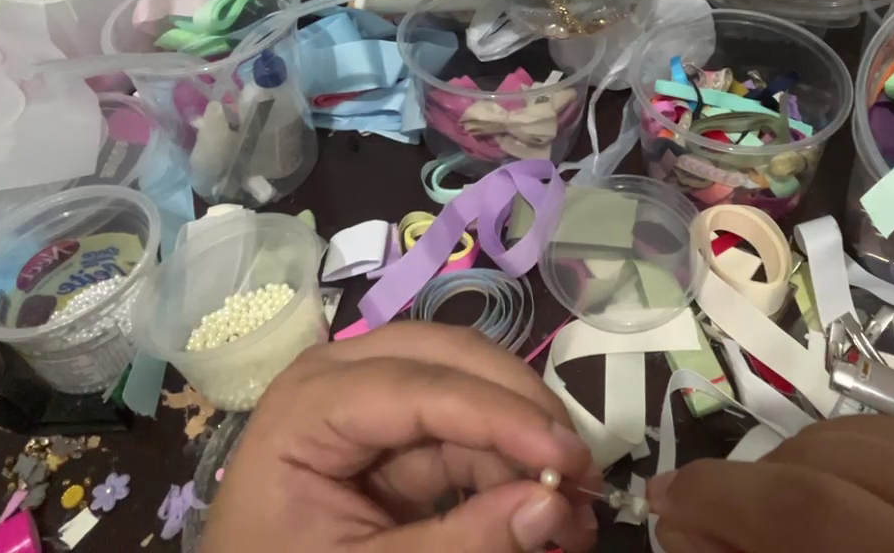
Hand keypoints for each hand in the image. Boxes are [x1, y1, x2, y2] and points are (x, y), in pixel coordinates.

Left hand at [203, 322, 599, 552]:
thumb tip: (555, 506)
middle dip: (521, 409)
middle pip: (451, 360)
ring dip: (524, 438)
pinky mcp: (393, 424)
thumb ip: (459, 544)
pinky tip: (543, 500)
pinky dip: (508, 460)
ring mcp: (370, 394)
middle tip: (582, 468)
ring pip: (468, 384)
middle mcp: (344, 374)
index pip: (418, 388)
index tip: (569, 457)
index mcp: (311, 403)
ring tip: (576, 503)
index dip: (500, 417)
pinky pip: (464, 427)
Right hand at [649, 414, 893, 552]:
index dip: (724, 500)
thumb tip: (684, 525)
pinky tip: (833, 499)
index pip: (816, 513)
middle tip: (702, 513)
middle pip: (833, 460)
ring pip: (860, 433)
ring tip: (771, 512)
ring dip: (795, 467)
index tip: (664, 502)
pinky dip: (846, 460)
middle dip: (751, 483)